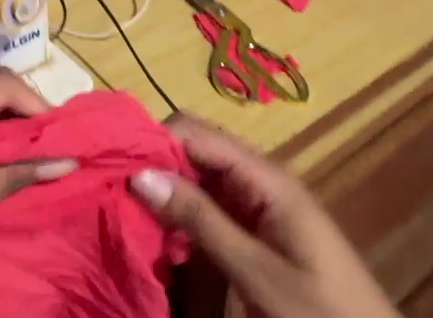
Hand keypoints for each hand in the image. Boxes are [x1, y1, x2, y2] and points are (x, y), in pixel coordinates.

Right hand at [129, 114, 397, 317]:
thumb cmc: (322, 315)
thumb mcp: (258, 272)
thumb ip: (200, 220)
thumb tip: (140, 173)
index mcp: (267, 178)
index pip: (197, 132)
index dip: (153, 138)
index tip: (111, 161)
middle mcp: (260, 180)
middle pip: (195, 147)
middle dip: (155, 159)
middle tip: (113, 185)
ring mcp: (259, 205)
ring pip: (198, 175)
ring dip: (164, 185)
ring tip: (125, 204)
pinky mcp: (257, 230)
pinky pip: (209, 204)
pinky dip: (180, 211)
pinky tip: (157, 230)